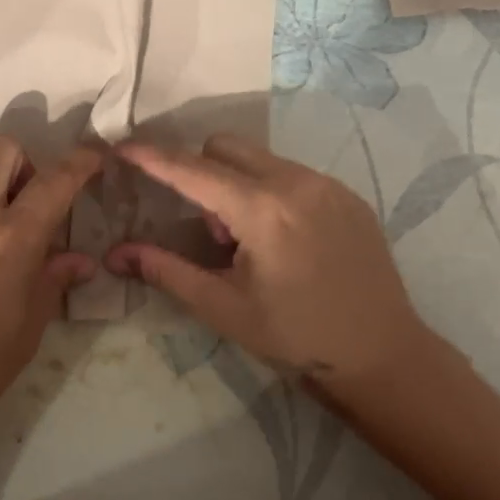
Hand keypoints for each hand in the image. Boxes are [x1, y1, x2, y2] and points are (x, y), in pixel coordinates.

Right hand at [106, 134, 429, 393]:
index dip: (153, 157)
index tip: (121, 145)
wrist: (384, 354)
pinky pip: (290, 172)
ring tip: (248, 240)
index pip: (193, 170)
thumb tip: (116, 254)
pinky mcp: (346, 193)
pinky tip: (282, 239)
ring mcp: (325, 184)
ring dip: (236, 182)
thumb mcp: (224, 308)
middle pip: (224, 147)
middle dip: (199, 171)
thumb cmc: (297, 337)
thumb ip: (167, 271)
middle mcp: (295, 183)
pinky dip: (268, 189)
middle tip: (209, 230)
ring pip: (258, 157)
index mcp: (263, 211)